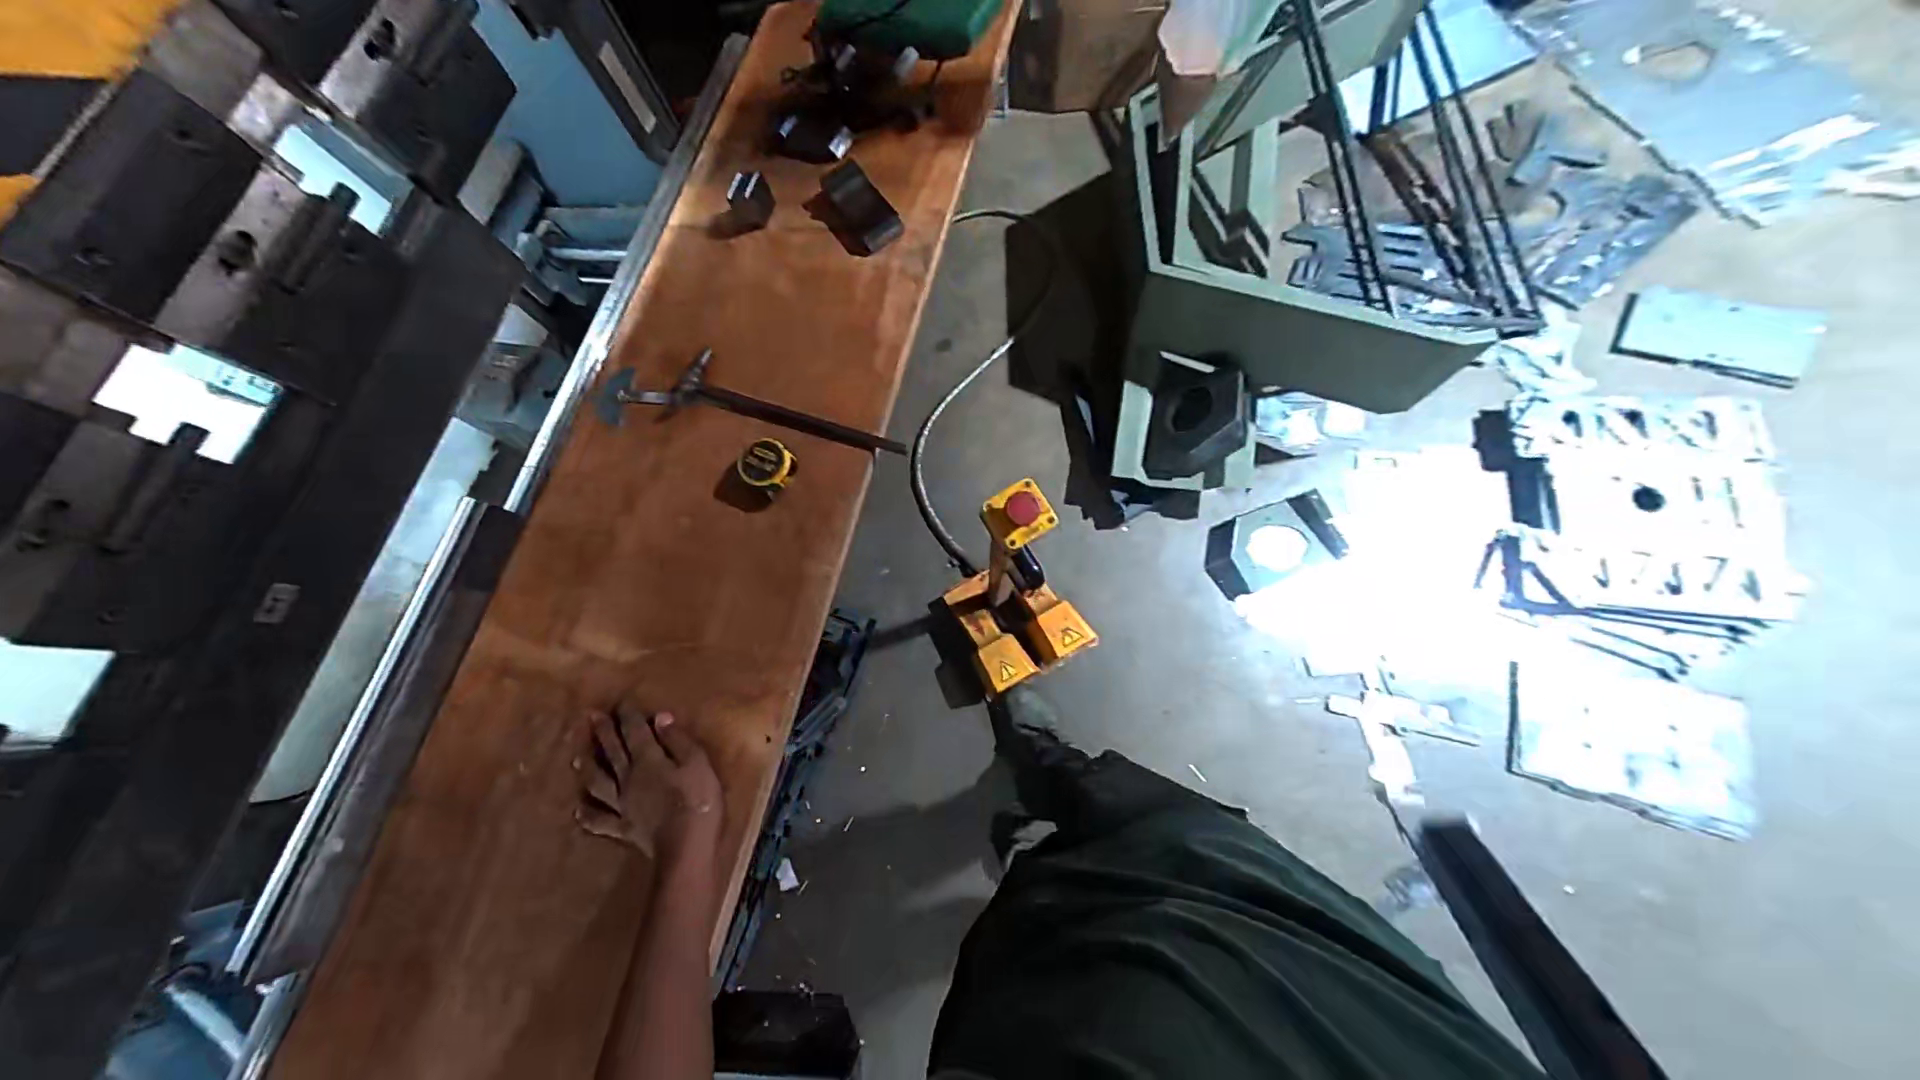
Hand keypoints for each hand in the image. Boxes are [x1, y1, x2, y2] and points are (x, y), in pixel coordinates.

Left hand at [577, 707, 721, 862]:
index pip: (635, 732)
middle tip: (590, 716)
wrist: (685, 845)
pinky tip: (578, 809)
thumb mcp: (697, 762)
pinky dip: (588, 813)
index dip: (628, 716)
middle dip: (602, 732)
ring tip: (577, 756)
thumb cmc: (697, 798)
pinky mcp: (622, 827)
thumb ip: (677, 740)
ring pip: (598, 782)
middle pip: (613, 751)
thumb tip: (660, 718)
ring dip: (588, 767)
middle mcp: (628, 778)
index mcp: (648, 759)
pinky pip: (600, 819)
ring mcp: (622, 804)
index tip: (620, 703)